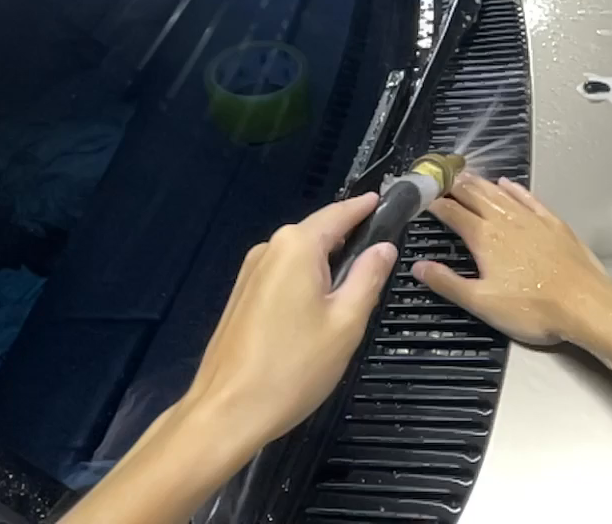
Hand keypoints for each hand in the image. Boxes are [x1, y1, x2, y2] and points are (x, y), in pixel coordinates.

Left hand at [178, 193, 395, 450]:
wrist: (226, 411)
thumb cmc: (293, 367)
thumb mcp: (345, 323)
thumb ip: (368, 278)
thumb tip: (383, 248)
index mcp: (296, 245)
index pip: (338, 213)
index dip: (364, 208)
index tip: (385, 200)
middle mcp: (270, 247)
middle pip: (318, 232)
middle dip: (347, 239)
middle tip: (380, 256)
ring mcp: (251, 270)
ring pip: (299, 256)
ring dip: (326, 264)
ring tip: (353, 289)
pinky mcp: (242, 293)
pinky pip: (283, 274)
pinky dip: (305, 280)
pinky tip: (318, 308)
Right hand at [412, 175, 611, 345]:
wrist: (587, 306)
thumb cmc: (534, 309)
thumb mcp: (482, 303)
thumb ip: (447, 283)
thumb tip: (419, 267)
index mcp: (484, 237)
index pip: (452, 212)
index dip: (435, 203)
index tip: (423, 198)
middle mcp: (505, 220)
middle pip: (473, 194)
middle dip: (454, 184)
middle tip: (441, 177)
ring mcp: (531, 219)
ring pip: (498, 192)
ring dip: (479, 182)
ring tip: (465, 174)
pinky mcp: (553, 223)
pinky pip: (528, 198)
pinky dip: (514, 188)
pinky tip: (507, 184)